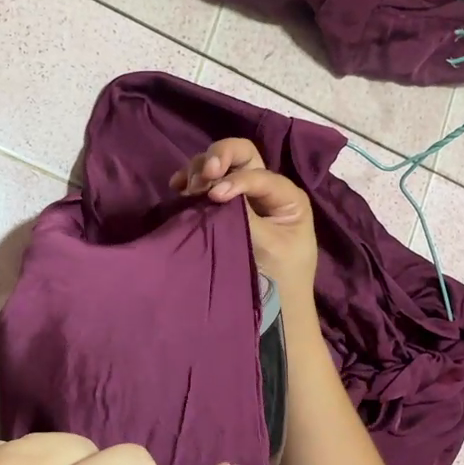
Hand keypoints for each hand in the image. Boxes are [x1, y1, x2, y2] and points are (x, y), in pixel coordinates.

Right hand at [170, 138, 318, 284]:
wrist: (274, 309)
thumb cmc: (280, 277)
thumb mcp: (269, 245)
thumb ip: (245, 216)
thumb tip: (215, 193)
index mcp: (285, 196)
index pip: (258, 175)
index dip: (236, 180)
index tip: (214, 195)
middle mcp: (263, 190)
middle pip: (241, 155)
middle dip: (220, 156)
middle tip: (205, 172)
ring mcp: (239, 197)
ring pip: (220, 166)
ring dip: (201, 168)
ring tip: (187, 185)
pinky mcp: (219, 210)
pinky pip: (205, 185)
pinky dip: (190, 180)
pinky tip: (178, 186)